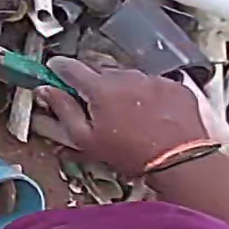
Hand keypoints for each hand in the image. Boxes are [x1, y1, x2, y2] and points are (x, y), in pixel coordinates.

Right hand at [38, 57, 215, 178]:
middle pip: (98, 69)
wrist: (183, 162)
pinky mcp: (174, 85)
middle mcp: (125, 77)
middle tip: (92, 102)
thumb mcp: (85, 138)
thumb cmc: (131, 154)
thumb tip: (46, 90)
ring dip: (119, 86)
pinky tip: (147, 111)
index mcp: (99, 88)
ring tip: (124, 110)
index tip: (55, 71)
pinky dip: (146, 92)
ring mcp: (152, 79)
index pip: (69, 66)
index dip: (58, 68)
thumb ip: (62, 109)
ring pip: (126, 74)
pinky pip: (152, 81)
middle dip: (91, 81)